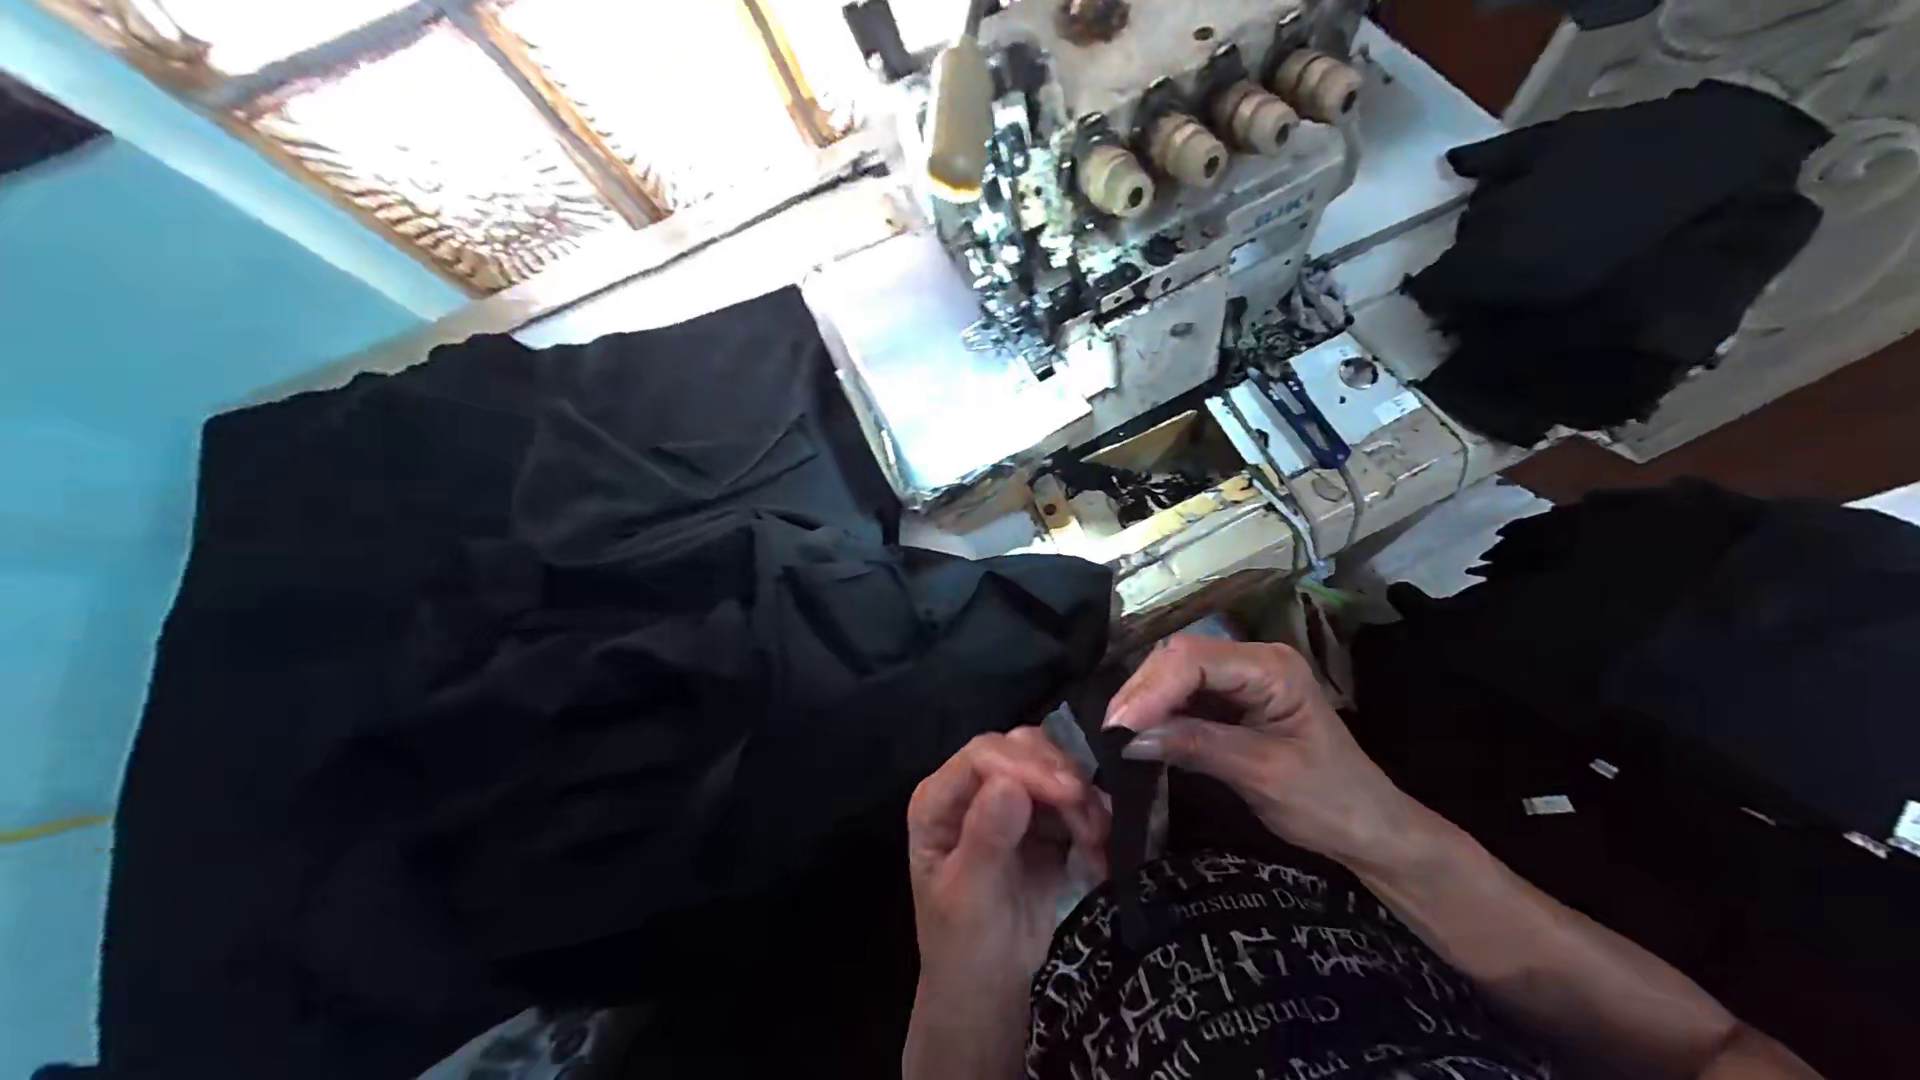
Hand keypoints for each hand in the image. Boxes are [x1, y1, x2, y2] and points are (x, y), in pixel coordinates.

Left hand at [904, 727, 1108, 1079]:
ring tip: (1097, 840)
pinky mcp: (1040, 817)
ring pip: (1051, 765)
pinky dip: (1091, 815)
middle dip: (1060, 775)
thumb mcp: (969, 897)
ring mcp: (1008, 798)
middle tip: (1091, 816)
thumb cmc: (964, 944)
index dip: (1025, 766)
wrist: (992, 984)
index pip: (981, 757)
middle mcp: (972, 788)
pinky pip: (1071, 797)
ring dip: (1082, 797)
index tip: (1068, 793)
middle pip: (1020, 749)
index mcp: (939, 800)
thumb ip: (987, 838)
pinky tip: (1099, 848)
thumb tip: (1011, 784)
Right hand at [1105, 634, 1423, 871]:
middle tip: (1109, 732)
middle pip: (1179, 658)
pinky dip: (1157, 712)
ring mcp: (1240, 677)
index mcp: (1272, 667)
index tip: (1117, 726)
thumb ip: (1197, 746)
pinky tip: (1139, 731)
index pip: (1194, 660)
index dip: (1151, 688)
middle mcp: (1253, 659)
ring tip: (1116, 733)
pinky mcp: (1229, 698)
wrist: (1367, 828)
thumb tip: (1131, 740)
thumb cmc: (1328, 801)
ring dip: (1144, 701)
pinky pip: (1182, 694)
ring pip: (1174, 673)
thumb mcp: (1262, 774)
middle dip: (1141, 692)